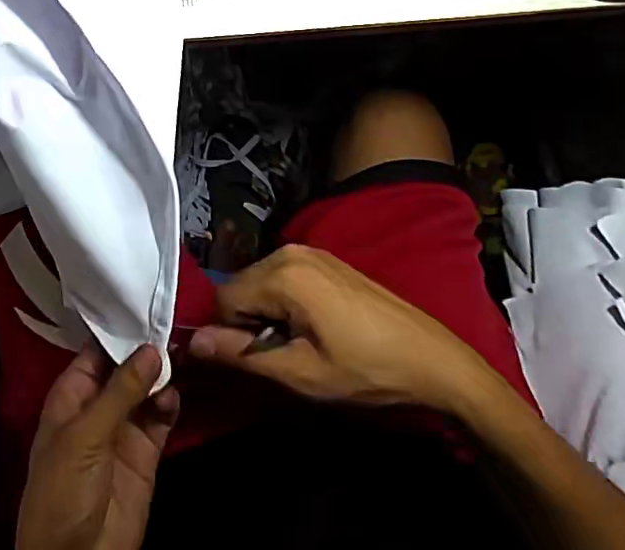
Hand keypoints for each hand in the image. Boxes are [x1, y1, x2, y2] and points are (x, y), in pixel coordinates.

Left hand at [15, 343, 179, 549]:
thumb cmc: (63, 491)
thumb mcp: (84, 436)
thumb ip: (119, 391)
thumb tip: (151, 348)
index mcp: (71, 395)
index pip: (96, 351)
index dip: (118, 330)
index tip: (146, 304)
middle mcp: (98, 405)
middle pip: (125, 366)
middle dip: (146, 348)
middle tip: (172, 324)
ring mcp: (123, 428)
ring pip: (146, 388)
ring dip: (161, 375)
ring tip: (177, 360)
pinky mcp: (145, 451)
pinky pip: (161, 416)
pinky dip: (169, 403)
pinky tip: (172, 397)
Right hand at [186, 244, 490, 409]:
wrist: (431, 359)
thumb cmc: (365, 370)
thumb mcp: (301, 372)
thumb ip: (242, 354)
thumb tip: (192, 343)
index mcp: (282, 273)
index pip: (222, 299)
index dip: (228, 335)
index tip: (254, 362)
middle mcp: (290, 251)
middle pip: (240, 286)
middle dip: (247, 322)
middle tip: (282, 356)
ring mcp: (310, 252)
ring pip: (259, 283)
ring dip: (265, 315)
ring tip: (300, 345)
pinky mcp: (325, 260)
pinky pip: (282, 278)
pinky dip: (283, 304)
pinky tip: (313, 329)